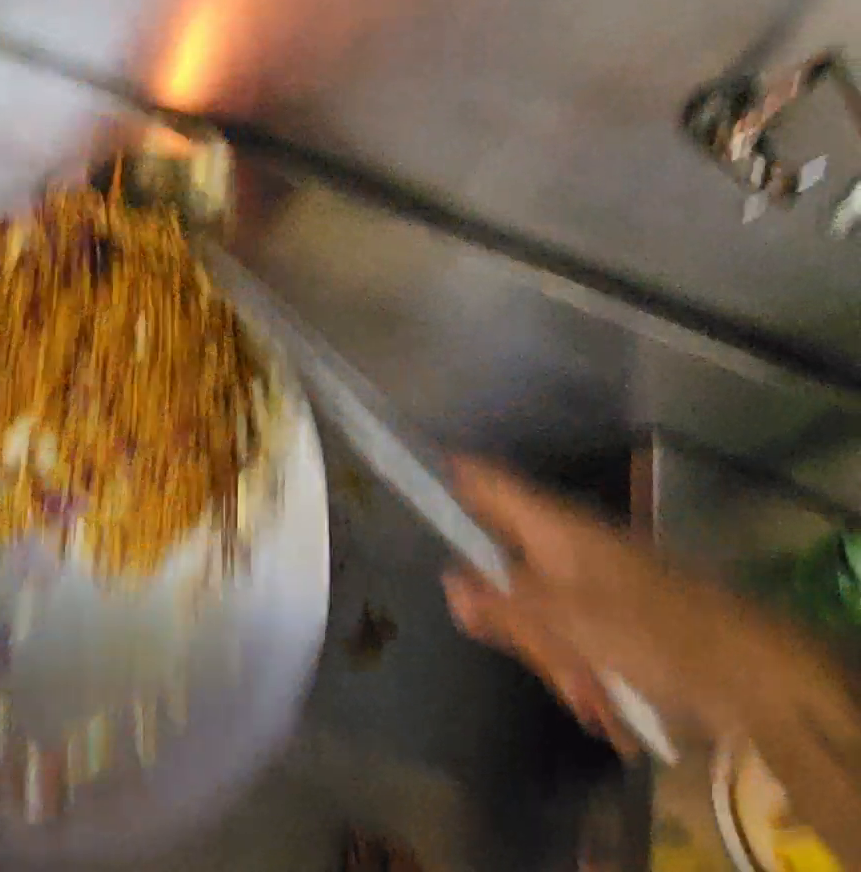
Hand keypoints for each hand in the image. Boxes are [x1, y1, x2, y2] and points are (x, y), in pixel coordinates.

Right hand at [440, 458, 838, 751]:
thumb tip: (450, 583)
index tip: (414, 485)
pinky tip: (604, 701)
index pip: (487, 483)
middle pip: (501, 563)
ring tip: (586, 692)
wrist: (763, 678)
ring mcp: (596, 583)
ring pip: (536, 609)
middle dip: (507, 612)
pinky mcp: (621, 618)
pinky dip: (582, 668)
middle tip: (519, 644)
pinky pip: (573, 635)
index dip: (449, 478)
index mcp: (553, 529)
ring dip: (551, 654)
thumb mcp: (564, 620)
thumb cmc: (654, 632)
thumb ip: (501, 602)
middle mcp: (569, 548)